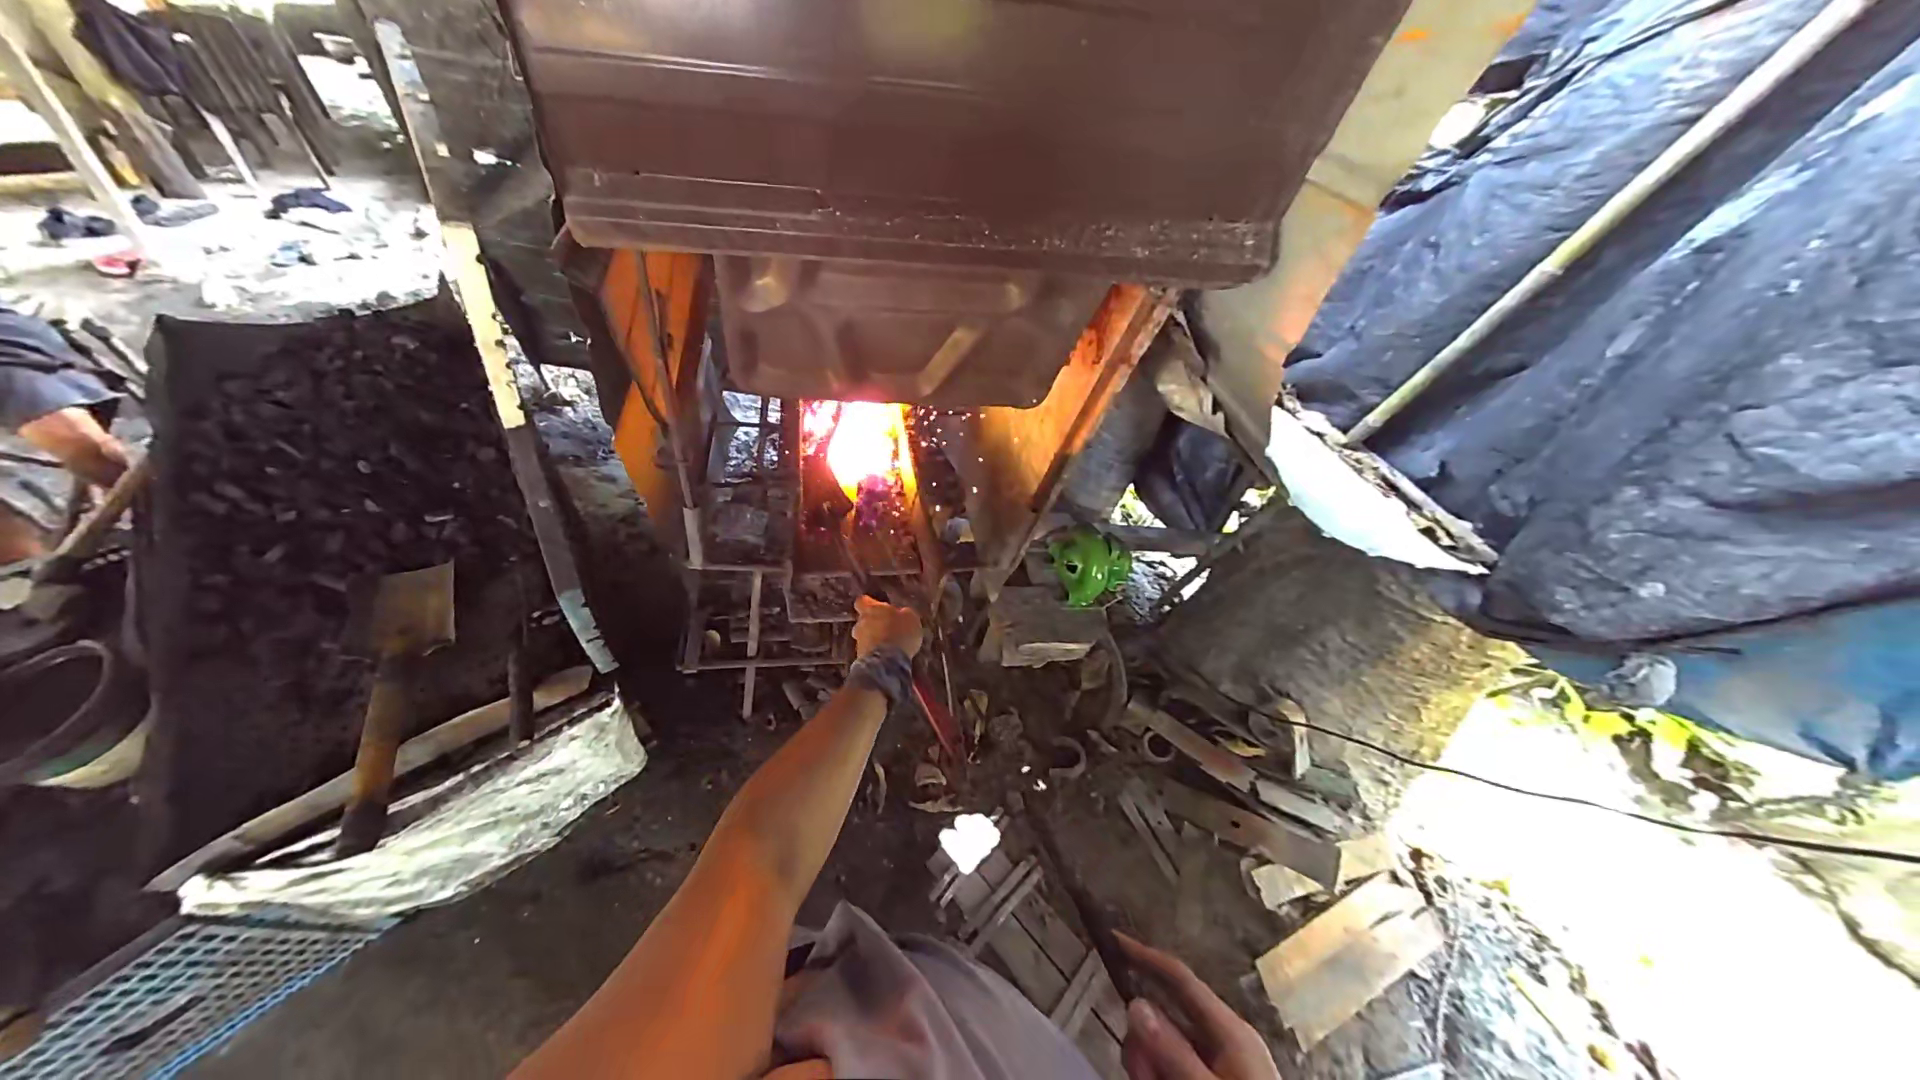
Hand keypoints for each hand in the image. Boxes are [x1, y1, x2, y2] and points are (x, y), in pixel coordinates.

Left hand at [852, 595, 921, 657]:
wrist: (887, 661)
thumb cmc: (900, 632)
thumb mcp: (910, 617)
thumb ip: (902, 613)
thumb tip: (901, 613)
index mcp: (871, 609)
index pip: (862, 601)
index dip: (869, 603)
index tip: (876, 606)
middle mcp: (861, 622)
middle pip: (862, 619)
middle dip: (872, 622)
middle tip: (886, 626)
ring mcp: (859, 640)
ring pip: (864, 635)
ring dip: (873, 638)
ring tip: (887, 643)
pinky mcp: (860, 656)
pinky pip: (867, 650)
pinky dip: (875, 651)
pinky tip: (886, 654)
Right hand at [1115, 932, 1280, 1079]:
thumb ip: (1172, 1054)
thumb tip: (1135, 1003)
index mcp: (1229, 1030)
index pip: (1180, 978)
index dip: (1145, 955)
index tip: (1111, 940)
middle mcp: (1223, 1040)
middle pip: (1165, 1018)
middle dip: (1144, 1044)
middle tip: (1140, 1076)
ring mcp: (1218, 1065)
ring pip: (1163, 1049)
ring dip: (1150, 1069)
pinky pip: (1173, 1069)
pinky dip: (1160, 1078)